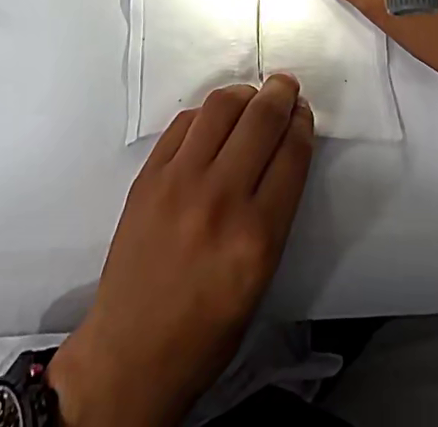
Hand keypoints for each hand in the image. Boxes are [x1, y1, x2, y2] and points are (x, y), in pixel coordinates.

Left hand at [47, 75, 314, 426]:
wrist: (133, 350)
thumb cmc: (206, 328)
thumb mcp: (261, 276)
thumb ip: (276, 211)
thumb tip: (282, 155)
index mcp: (258, 234)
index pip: (291, 153)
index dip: (302, 123)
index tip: (303, 112)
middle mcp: (220, 198)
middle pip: (260, 120)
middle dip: (279, 94)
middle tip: (285, 86)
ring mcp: (178, 182)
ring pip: (219, 109)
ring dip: (243, 93)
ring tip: (252, 95)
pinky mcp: (148, 177)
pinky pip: (182, 124)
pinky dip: (205, 112)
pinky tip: (214, 118)